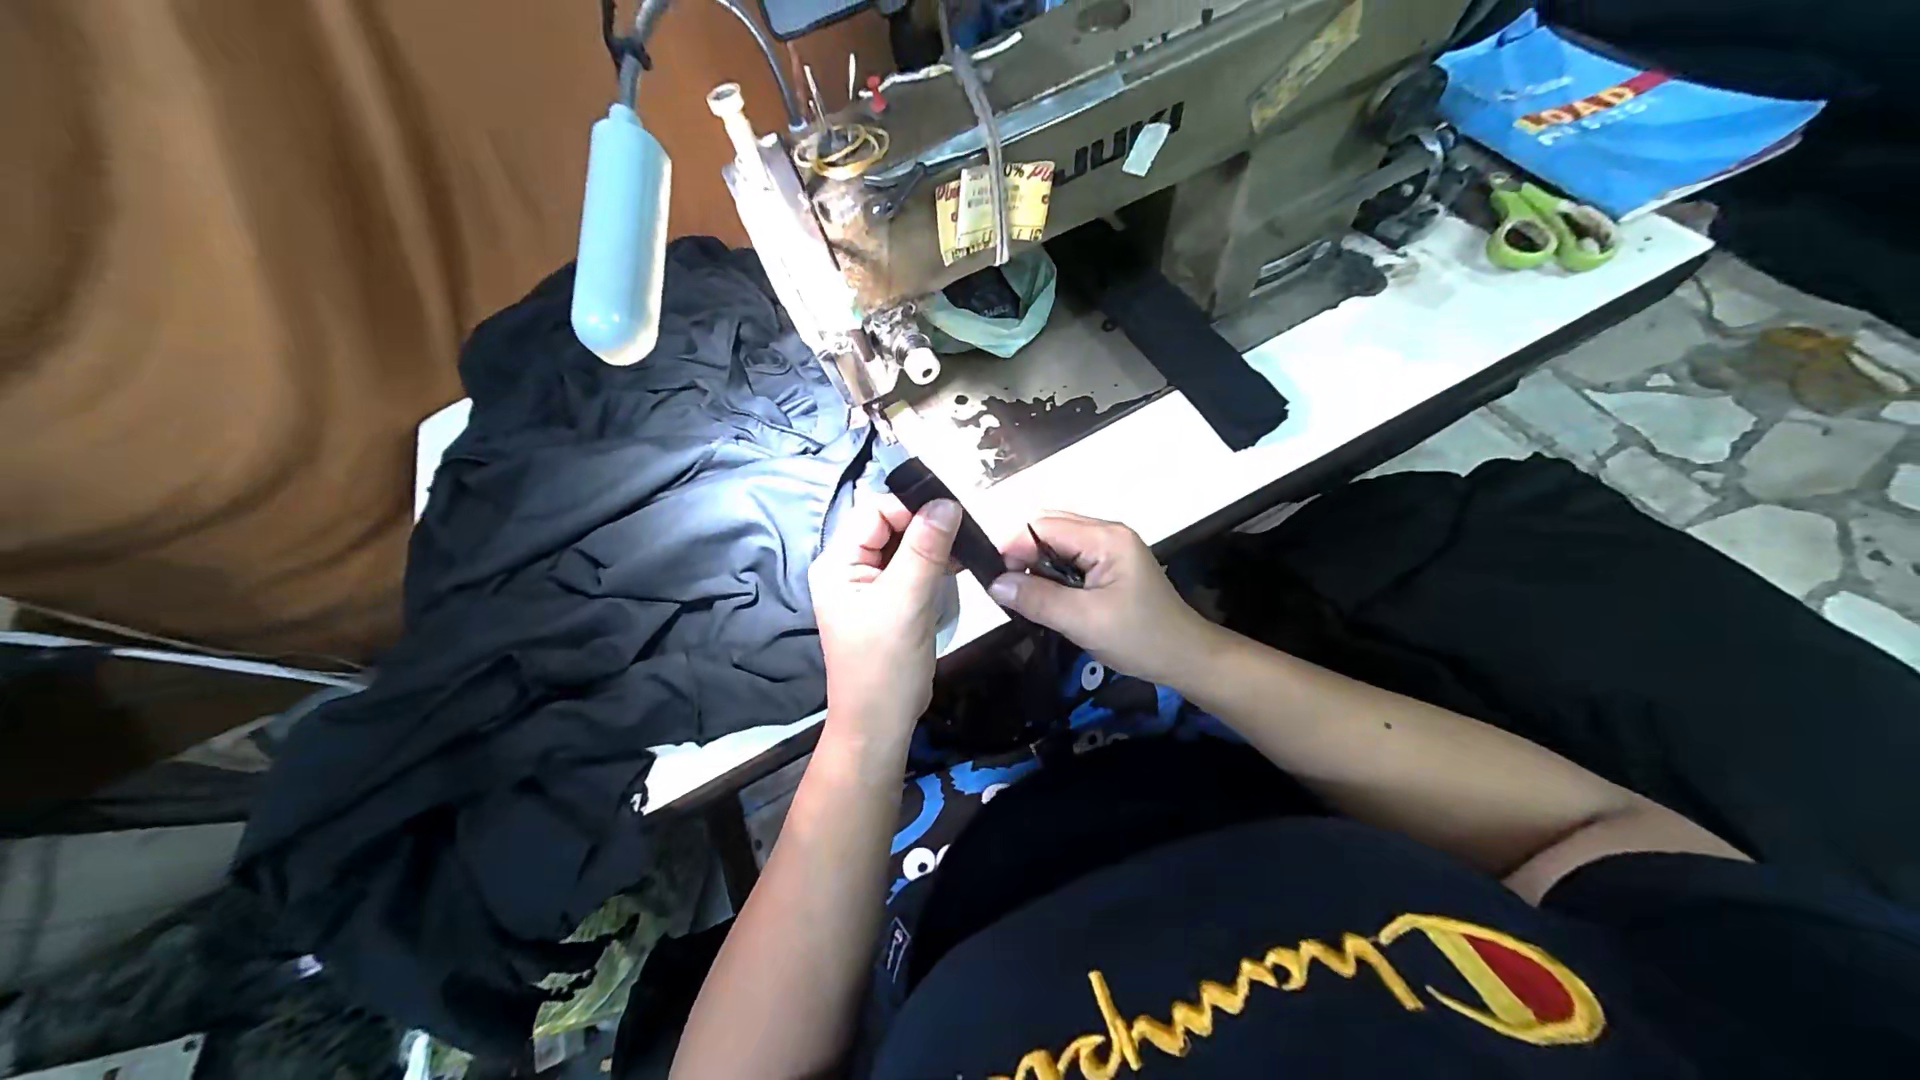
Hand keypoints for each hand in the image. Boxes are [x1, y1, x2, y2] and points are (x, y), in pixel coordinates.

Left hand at [809, 494, 959, 739]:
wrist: (880, 723)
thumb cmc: (885, 666)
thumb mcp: (906, 602)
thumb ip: (925, 549)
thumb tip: (947, 502)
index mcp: (838, 563)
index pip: (875, 511)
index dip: (911, 509)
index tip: (951, 518)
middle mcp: (848, 567)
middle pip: (889, 525)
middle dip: (925, 526)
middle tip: (963, 534)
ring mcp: (869, 584)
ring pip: (904, 545)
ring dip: (933, 545)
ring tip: (963, 551)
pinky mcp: (889, 600)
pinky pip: (911, 567)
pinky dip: (934, 563)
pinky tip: (957, 566)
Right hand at [990, 512, 1219, 685]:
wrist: (1186, 659)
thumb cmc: (1140, 638)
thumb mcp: (1084, 621)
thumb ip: (1038, 599)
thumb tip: (994, 584)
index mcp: (1106, 538)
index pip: (1044, 526)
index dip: (1014, 547)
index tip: (993, 578)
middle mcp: (1107, 534)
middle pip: (1049, 531)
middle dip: (1023, 556)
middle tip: (1006, 590)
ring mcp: (1109, 550)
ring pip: (1056, 547)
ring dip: (1036, 568)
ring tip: (1022, 597)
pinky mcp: (1108, 567)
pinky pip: (1068, 562)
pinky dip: (1051, 577)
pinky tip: (1044, 598)